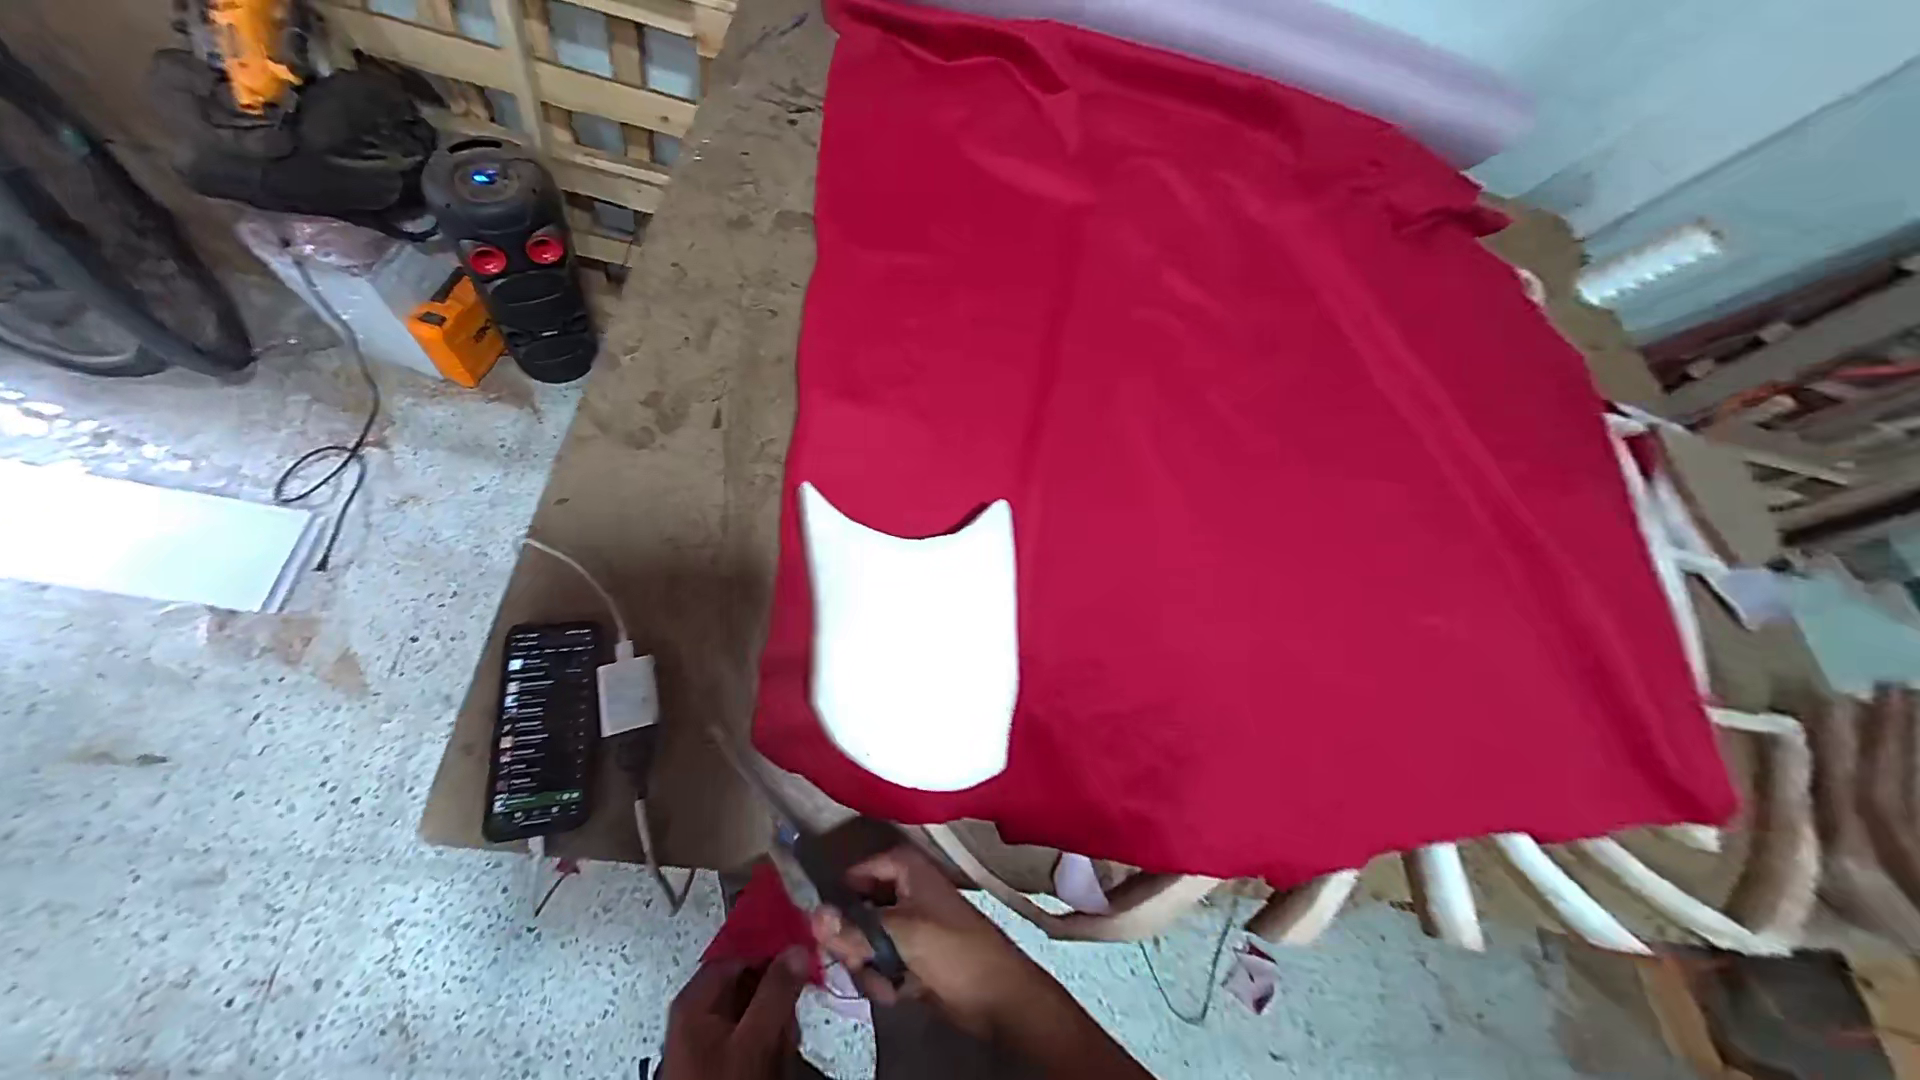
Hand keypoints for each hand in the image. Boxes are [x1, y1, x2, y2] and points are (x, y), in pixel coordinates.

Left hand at [659, 949, 808, 1079]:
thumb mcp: (753, 1040)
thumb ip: (777, 991)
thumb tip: (798, 949)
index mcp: (696, 997)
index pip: (740, 949)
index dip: (772, 948)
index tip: (802, 952)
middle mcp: (699, 1008)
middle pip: (749, 977)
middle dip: (777, 993)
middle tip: (791, 1013)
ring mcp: (708, 1034)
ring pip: (754, 1004)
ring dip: (776, 1018)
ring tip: (783, 1042)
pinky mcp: (719, 1055)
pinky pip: (750, 1030)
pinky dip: (768, 1037)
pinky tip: (776, 1056)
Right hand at [810, 844, 1043, 1037]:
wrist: (996, 995)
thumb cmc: (952, 948)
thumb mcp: (901, 935)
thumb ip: (854, 928)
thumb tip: (813, 915)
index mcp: (908, 868)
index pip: (860, 869)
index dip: (842, 892)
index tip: (825, 922)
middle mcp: (906, 889)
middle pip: (858, 908)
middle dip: (855, 942)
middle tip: (858, 961)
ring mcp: (909, 924)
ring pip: (866, 940)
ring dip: (869, 966)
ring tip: (883, 982)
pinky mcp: (911, 955)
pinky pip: (880, 963)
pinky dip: (883, 979)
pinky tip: (896, 992)